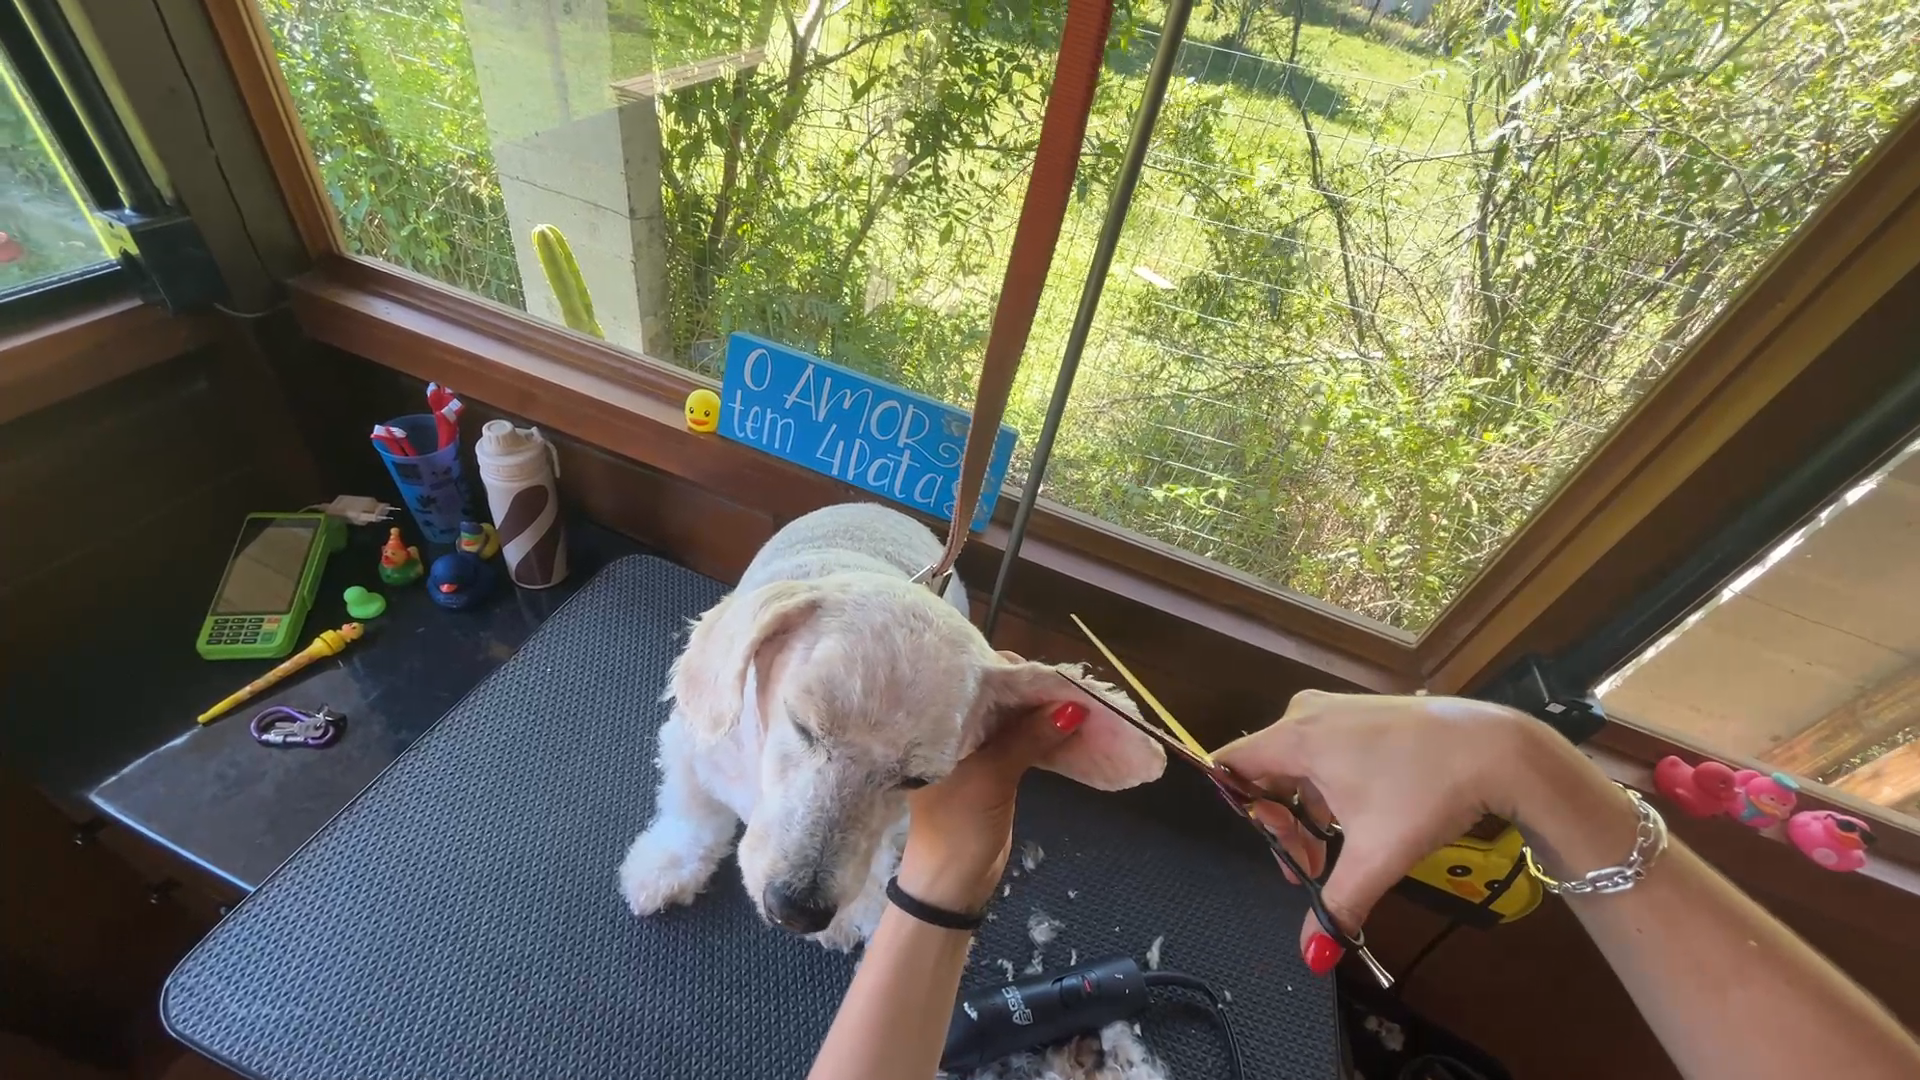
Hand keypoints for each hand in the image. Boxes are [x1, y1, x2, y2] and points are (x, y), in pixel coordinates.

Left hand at [897, 659, 1087, 913]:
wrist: (950, 885)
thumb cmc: (957, 825)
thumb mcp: (992, 776)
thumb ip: (1028, 737)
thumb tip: (1073, 705)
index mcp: (939, 720)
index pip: (977, 679)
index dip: (1014, 674)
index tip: (1050, 675)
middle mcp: (955, 726)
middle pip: (999, 696)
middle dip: (1034, 692)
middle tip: (1073, 689)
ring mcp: (975, 746)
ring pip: (1014, 718)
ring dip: (1043, 714)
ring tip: (1080, 706)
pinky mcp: (994, 765)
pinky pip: (1021, 739)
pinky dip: (1043, 735)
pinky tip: (1070, 727)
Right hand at [1215, 691, 1614, 973]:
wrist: (1496, 748)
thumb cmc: (1426, 793)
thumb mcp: (1378, 853)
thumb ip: (1337, 902)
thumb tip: (1312, 956)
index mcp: (1293, 738)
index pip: (1231, 764)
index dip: (1242, 808)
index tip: (1281, 844)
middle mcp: (1301, 715)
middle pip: (1264, 771)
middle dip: (1284, 823)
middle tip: (1315, 863)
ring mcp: (1330, 708)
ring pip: (1294, 763)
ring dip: (1307, 810)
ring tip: (1340, 847)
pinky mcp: (1354, 711)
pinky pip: (1318, 749)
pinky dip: (1327, 785)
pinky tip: (1359, 814)